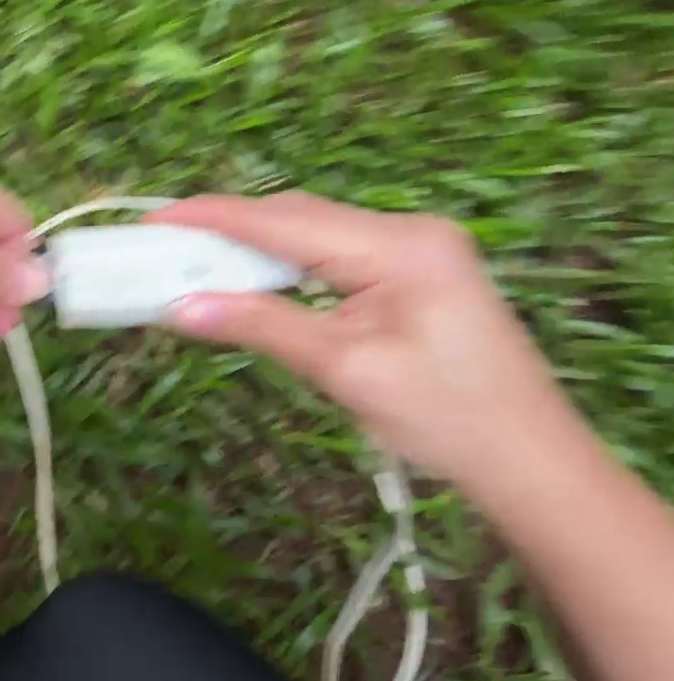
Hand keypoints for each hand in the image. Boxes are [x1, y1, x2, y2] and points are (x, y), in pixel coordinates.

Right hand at [151, 192, 585, 486]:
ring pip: (303, 229)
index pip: (281, 219)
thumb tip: (175, 307)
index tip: (149, 219)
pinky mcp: (407, 270)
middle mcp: (407, 232)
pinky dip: (275, 259)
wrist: (532, 466)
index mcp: (400, 247)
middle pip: (292, 215)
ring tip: (192, 260)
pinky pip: (322, 249)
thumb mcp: (342, 369)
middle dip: (223, 227)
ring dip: (247, 244)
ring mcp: (411, 248)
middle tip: (161, 245)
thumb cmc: (446, 418)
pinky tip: (247, 276)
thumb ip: (257, 325)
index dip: (209, 216)